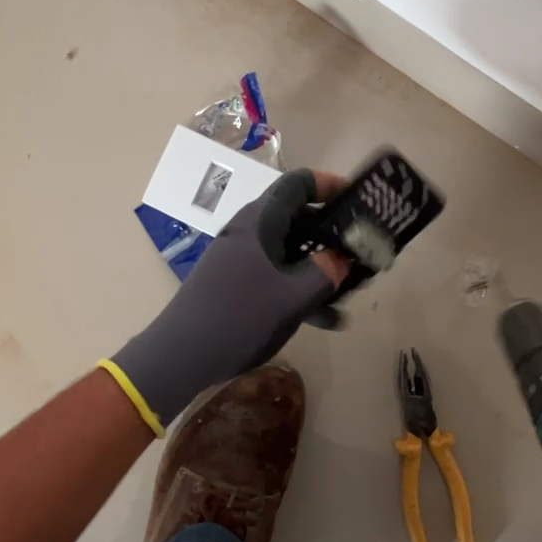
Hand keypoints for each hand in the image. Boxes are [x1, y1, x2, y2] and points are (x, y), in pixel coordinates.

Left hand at [110, 169, 351, 428]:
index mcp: (259, 222)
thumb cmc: (238, 317)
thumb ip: (325, 272)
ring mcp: (242, 259)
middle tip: (362, 252)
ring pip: (291, 251)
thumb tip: (343, 257)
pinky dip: (302, 289)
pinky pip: (279, 276)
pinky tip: (328, 319)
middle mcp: (250, 232)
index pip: (298, 184)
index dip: (330, 185)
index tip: (359, 199)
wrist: (179, 357)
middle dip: (333, 235)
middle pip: (298, 218)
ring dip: (322, 268)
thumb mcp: (292, 297)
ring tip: (352, 292)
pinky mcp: (238, 284)